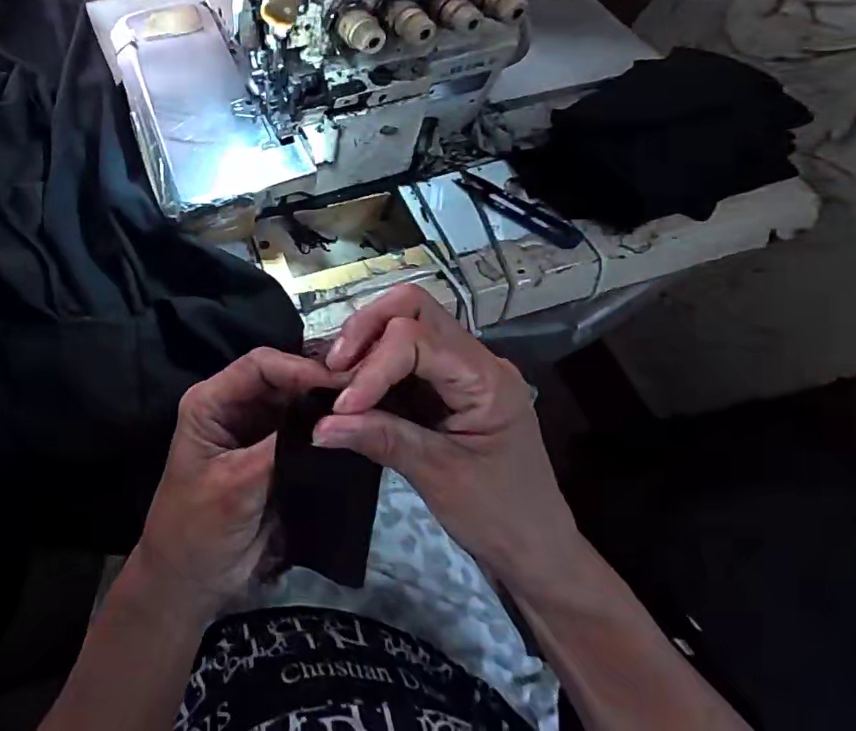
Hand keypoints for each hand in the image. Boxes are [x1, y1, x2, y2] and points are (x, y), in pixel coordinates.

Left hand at [134, 347, 347, 612]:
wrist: (192, 579)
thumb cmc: (197, 528)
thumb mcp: (235, 486)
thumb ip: (277, 449)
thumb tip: (328, 418)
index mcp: (210, 402)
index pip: (259, 366)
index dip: (301, 368)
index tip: (345, 382)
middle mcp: (233, 406)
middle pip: (283, 379)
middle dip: (322, 383)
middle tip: (370, 392)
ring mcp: (255, 430)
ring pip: (297, 403)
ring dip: (328, 406)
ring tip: (372, 408)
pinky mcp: (273, 455)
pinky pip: (304, 432)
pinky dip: (327, 431)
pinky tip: (358, 433)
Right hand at [312, 284, 581, 587]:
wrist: (535, 549)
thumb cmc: (500, 515)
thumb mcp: (439, 477)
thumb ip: (381, 440)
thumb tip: (320, 426)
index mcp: (486, 379)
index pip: (416, 339)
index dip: (373, 366)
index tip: (342, 406)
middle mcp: (474, 360)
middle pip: (412, 307)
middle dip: (365, 328)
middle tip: (335, 368)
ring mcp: (458, 368)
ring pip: (403, 321)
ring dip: (364, 342)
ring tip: (337, 378)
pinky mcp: (441, 382)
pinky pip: (400, 352)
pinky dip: (369, 360)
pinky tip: (350, 385)